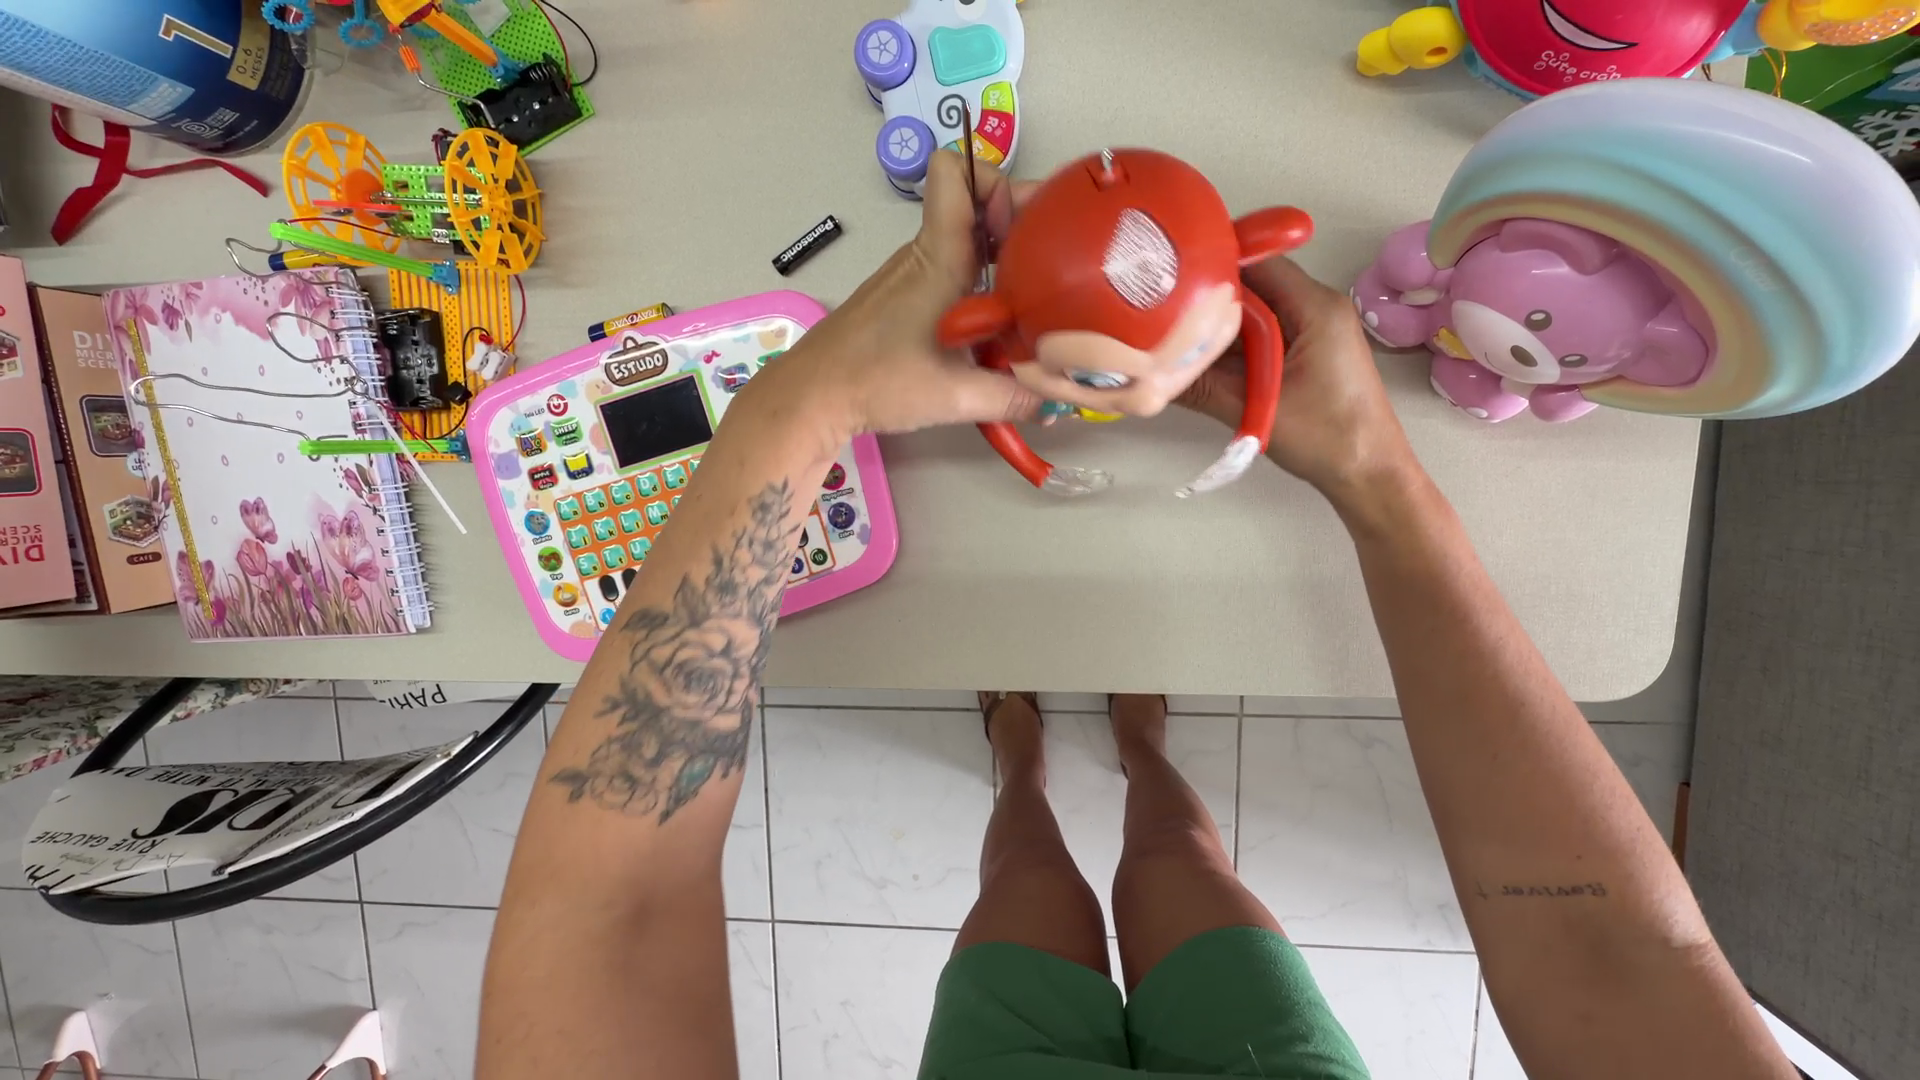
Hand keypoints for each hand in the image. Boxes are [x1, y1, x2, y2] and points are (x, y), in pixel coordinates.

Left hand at [750, 150, 1041, 440]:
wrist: (813, 395)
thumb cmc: (878, 381)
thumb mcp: (956, 396)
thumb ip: (1013, 397)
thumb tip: (1057, 403)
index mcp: (939, 258)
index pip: (956, 173)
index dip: (995, 181)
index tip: (1026, 224)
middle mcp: (925, 255)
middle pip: (974, 204)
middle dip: (1018, 221)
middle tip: (1055, 260)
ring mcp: (912, 276)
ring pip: (964, 241)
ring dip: (1001, 256)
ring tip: (1035, 293)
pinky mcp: (904, 298)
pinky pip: (950, 270)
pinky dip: (979, 282)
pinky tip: (995, 321)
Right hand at [1178, 256, 1418, 502]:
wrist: (1371, 475)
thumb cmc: (1327, 438)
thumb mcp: (1257, 410)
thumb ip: (1201, 388)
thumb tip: (1148, 376)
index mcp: (1315, 308)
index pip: (1258, 264)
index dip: (1214, 265)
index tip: (1171, 278)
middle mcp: (1315, 309)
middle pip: (1253, 288)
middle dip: (1208, 300)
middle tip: (1159, 312)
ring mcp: (1310, 332)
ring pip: (1254, 316)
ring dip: (1217, 328)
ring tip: (1169, 337)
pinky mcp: (1304, 355)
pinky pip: (1261, 339)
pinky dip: (1232, 348)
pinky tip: (1197, 361)